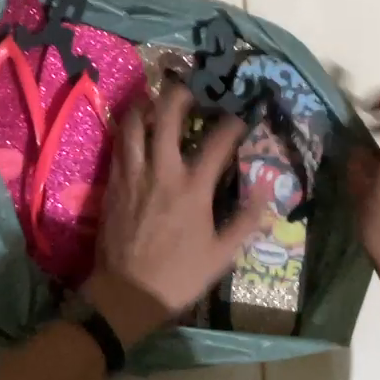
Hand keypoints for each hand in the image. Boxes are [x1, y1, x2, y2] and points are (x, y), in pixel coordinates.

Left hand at [83, 84, 270, 343]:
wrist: (126, 293)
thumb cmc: (179, 277)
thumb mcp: (223, 254)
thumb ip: (246, 218)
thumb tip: (265, 186)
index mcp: (193, 189)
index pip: (219, 142)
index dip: (233, 123)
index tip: (241, 114)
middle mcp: (162, 172)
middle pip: (167, 116)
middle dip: (179, 93)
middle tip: (189, 86)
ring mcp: (133, 175)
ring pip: (135, 124)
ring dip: (146, 105)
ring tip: (156, 98)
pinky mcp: (113, 183)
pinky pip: (119, 144)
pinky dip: (128, 129)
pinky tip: (135, 126)